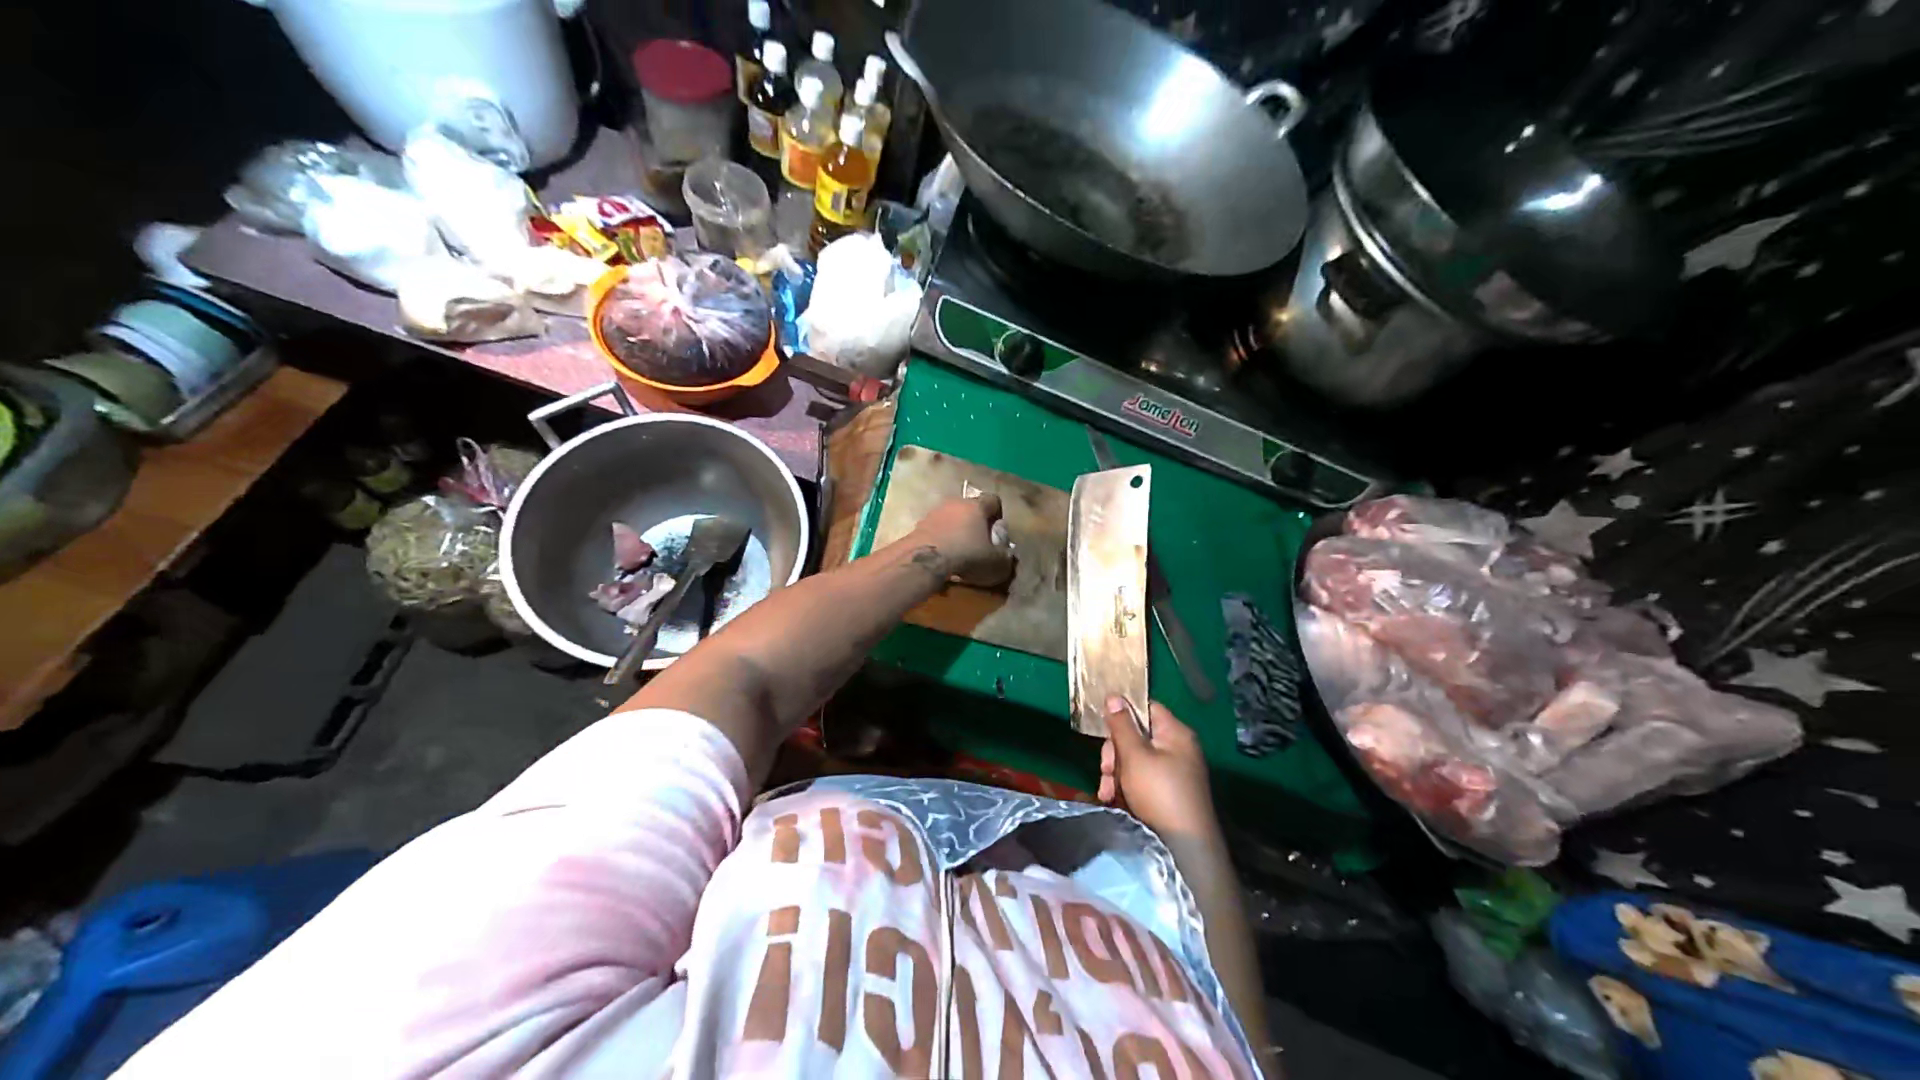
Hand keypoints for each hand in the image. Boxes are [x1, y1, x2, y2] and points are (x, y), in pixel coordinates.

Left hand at [910, 494, 1013, 587]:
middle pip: (968, 508)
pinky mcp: (917, 526)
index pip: (992, 500)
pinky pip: (934, 530)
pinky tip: (940, 556)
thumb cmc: (967, 556)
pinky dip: (939, 540)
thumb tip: (1005, 552)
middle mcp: (954, 503)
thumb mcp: (996, 563)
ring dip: (954, 530)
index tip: (997, 530)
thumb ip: (1005, 556)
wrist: (925, 561)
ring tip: (957, 551)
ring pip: (949, 518)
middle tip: (977, 542)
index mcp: (976, 506)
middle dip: (974, 522)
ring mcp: (933, 513)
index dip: (997, 514)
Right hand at [1099, 698, 1218, 837]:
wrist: (1184, 847)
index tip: (1103, 725)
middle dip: (1114, 752)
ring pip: (1133, 760)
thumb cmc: (1159, 793)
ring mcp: (1172, 772)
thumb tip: (1114, 695)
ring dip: (1115, 773)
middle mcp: (1176, 749)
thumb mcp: (1135, 756)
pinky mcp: (1166, 793)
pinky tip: (1113, 800)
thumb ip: (1122, 725)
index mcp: (1175, 733)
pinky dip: (1124, 787)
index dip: (1124, 713)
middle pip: (1136, 736)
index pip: (1147, 707)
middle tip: (1106, 770)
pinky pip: (1140, 780)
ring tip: (1107, 792)